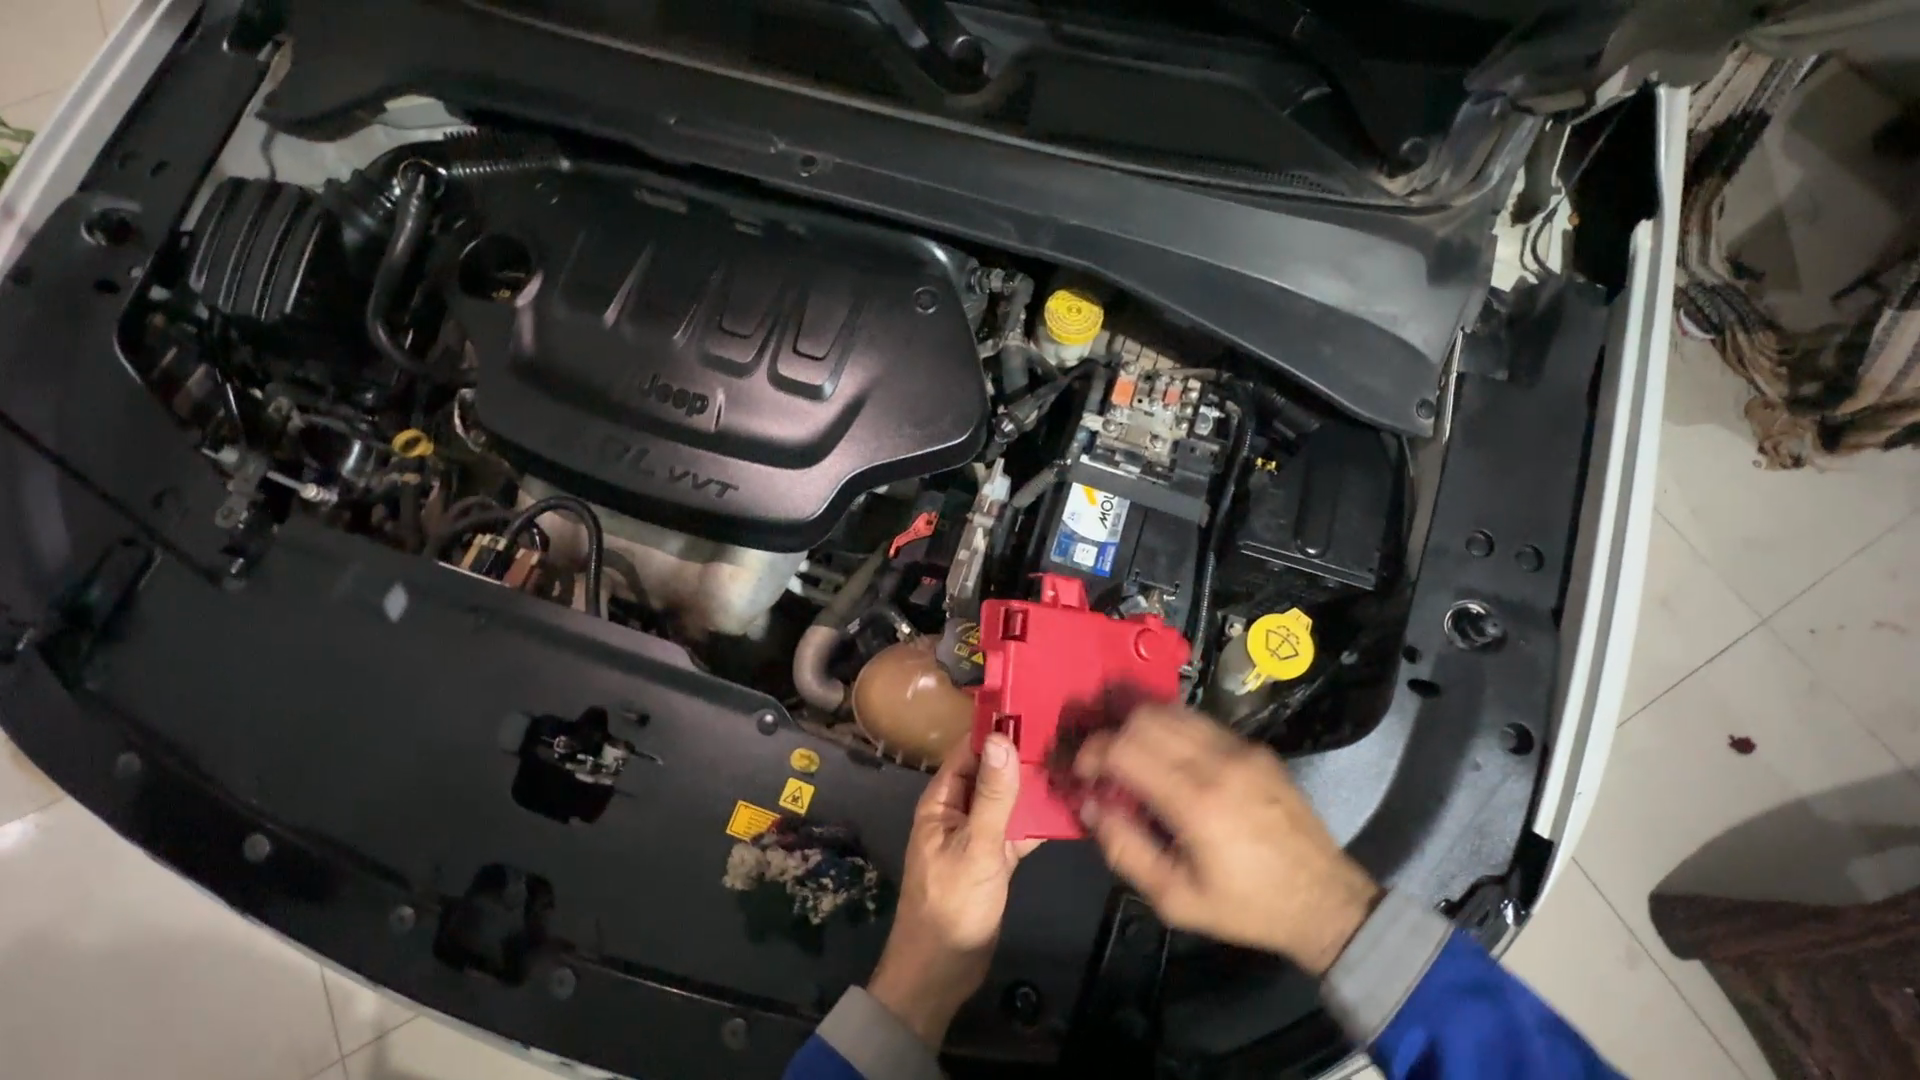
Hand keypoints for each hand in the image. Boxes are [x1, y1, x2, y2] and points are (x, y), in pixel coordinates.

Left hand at [868, 734, 1041, 1047]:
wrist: (941, 972)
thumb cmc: (951, 905)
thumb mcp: (976, 847)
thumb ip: (993, 796)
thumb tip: (1002, 738)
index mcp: (942, 800)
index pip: (970, 750)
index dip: (998, 728)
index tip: (1035, 706)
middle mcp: (960, 810)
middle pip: (993, 771)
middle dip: (1023, 754)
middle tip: (1068, 732)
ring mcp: (980, 834)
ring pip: (1009, 799)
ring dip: (1035, 786)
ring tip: (1076, 761)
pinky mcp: (997, 857)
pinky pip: (1020, 828)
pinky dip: (1040, 820)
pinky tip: (1071, 807)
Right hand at [1074, 705, 1380, 976]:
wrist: (1324, 901)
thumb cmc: (1245, 907)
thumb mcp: (1175, 899)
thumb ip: (1125, 849)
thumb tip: (1092, 805)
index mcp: (1194, 801)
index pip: (1124, 747)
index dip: (1091, 752)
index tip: (1082, 771)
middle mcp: (1218, 762)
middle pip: (1144, 717)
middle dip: (1112, 733)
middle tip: (1103, 763)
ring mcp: (1241, 749)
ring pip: (1172, 710)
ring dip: (1141, 726)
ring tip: (1132, 756)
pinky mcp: (1256, 748)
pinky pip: (1200, 722)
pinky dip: (1172, 729)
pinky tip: (1169, 758)